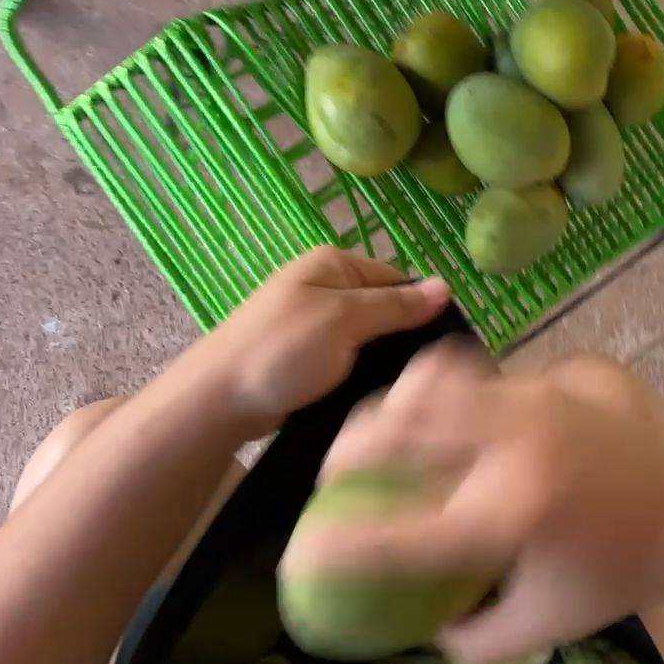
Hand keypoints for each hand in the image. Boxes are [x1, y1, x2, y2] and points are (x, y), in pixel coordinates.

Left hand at [185, 247, 449, 435]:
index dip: (422, 308)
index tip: (441, 347)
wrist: (217, 400)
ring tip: (406, 388)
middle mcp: (324, 285)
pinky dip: (361, 373)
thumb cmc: (282, 350)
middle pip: (384, 307)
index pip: (398, 279)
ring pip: (368, 337)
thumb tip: (446, 285)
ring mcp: (313, 322)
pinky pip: (348, 358)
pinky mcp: (306, 355)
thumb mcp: (345, 320)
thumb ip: (395, 305)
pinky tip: (374, 394)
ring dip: (383, 359)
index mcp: (334, 264)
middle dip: (403, 337)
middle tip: (426, 374)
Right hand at [284, 345, 663, 663]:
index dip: (340, 544)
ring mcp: (529, 408)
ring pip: (435, 377)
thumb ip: (474, 636)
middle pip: (403, 424)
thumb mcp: (542, 624)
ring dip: (397, 402)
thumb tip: (424, 626)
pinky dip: (446, 389)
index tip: (301, 549)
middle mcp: (509, 453)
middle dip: (351, 445)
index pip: (402, 534)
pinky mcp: (547, 383)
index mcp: (506, 520)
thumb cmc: (616, 574)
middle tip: (336, 466)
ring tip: (387, 423)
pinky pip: (476, 373)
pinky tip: (449, 411)